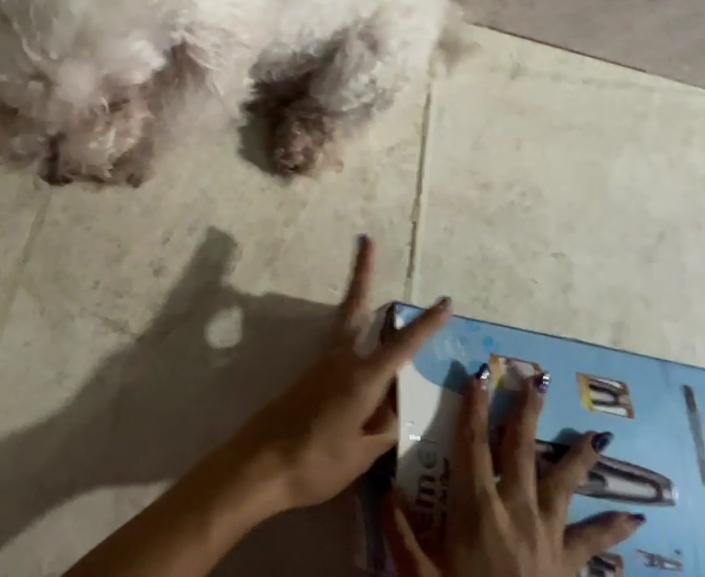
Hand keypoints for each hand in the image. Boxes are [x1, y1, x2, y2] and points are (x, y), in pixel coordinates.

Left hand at [222, 236, 450, 513]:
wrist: (259, 465)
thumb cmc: (315, 461)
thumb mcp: (363, 452)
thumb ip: (385, 427)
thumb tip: (397, 406)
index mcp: (360, 377)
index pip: (402, 345)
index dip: (425, 325)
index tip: (445, 302)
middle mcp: (339, 361)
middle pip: (355, 309)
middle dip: (362, 273)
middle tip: (366, 240)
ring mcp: (320, 368)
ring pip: (348, 331)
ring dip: (363, 311)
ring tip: (384, 305)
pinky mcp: (308, 380)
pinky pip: (341, 356)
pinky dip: (357, 350)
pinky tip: (368, 371)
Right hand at [388, 366, 643, 575]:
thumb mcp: (419, 573)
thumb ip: (399, 530)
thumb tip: (382, 489)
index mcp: (477, 506)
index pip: (472, 444)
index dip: (473, 408)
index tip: (477, 375)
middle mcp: (516, 508)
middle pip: (520, 450)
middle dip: (525, 412)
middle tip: (534, 379)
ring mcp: (548, 533)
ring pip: (563, 485)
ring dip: (578, 457)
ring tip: (596, 434)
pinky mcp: (569, 562)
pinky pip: (593, 541)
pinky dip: (613, 528)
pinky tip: (635, 518)